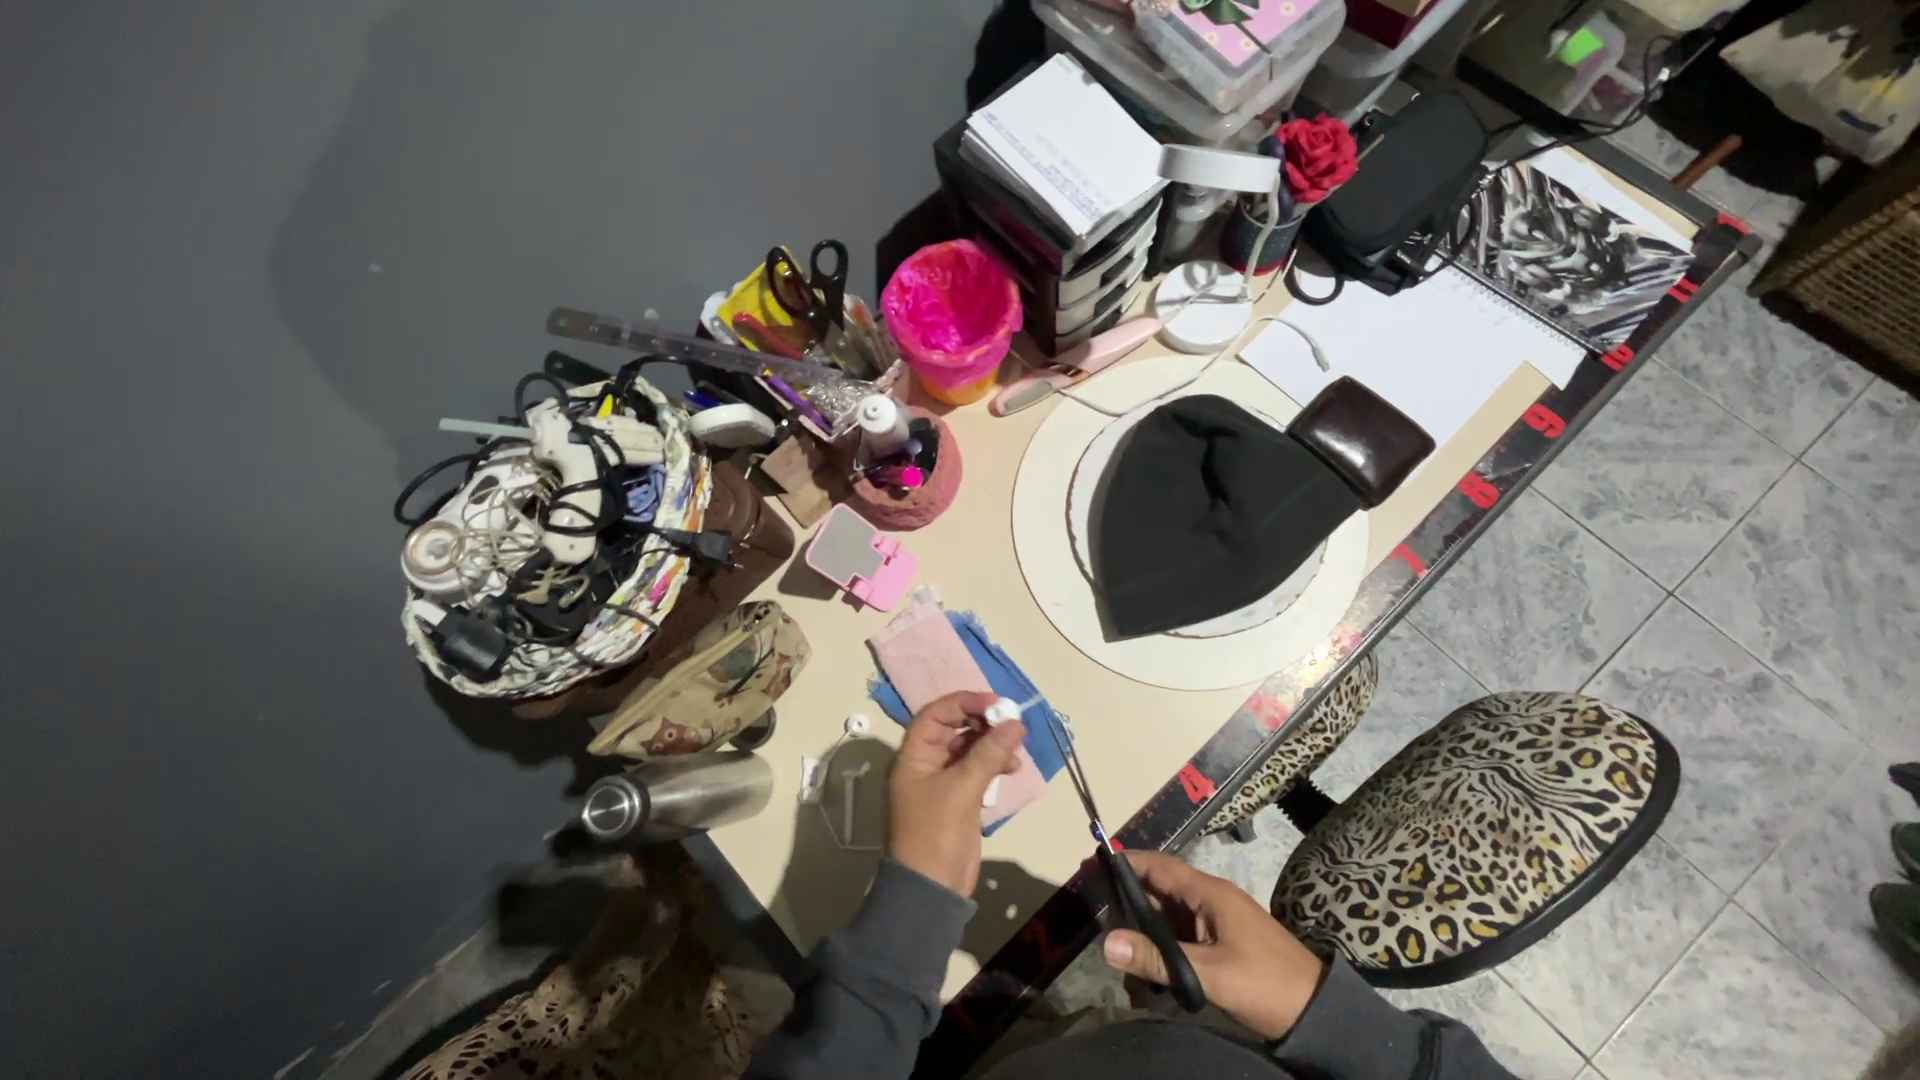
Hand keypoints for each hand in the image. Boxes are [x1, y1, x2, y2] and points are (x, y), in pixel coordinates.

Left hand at [887, 691, 1026, 896]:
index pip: (935, 715)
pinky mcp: (958, 799)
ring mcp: (942, 782)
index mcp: (913, 757)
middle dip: (982, 722)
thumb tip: (1015, 723)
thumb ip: (988, 755)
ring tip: (1016, 746)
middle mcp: (925, 764)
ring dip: (992, 743)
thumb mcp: (962, 791)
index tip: (996, 702)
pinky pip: (977, 770)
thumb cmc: (936, 835)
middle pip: (954, 728)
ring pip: (968, 748)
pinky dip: (994, 765)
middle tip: (1012, 722)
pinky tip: (1013, 768)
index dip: (964, 702)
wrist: (931, 890)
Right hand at [1101, 851, 1326, 1039]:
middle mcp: (1208, 901)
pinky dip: (1161, 955)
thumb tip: (1107, 943)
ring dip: (1144, 940)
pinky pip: (1179, 941)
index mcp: (1209, 893)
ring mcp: (1214, 923)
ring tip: (1123, 965)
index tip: (1090, 867)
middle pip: (1156, 893)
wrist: (1317, 1016)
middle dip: (1127, 910)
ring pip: (1165, 921)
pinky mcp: (1218, 946)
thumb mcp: (1210, 974)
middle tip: (1100, 927)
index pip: (1157, 865)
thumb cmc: (1267, 984)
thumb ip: (1159, 959)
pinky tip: (1147, 981)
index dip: (1123, 863)